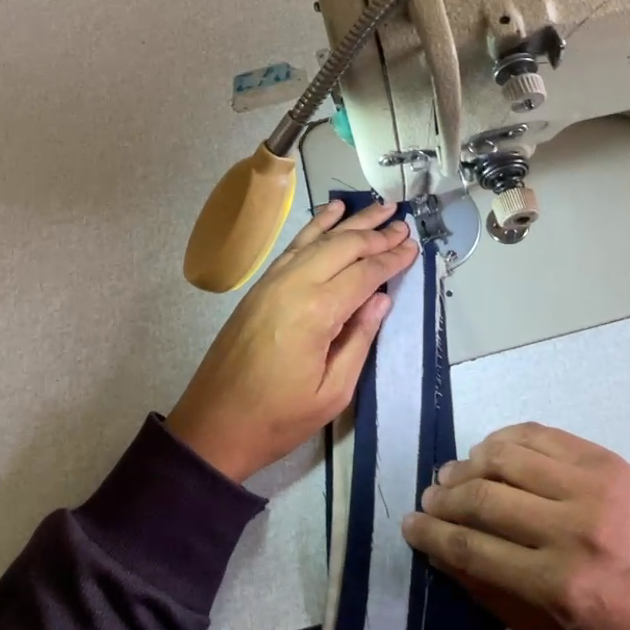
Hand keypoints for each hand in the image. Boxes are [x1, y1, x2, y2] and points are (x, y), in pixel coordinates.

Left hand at [167, 199, 416, 481]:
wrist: (213, 423)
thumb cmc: (278, 418)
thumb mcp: (333, 392)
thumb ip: (360, 339)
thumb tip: (382, 297)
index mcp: (317, 312)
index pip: (364, 273)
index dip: (392, 259)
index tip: (415, 246)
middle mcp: (294, 284)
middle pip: (343, 246)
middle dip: (377, 234)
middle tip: (404, 223)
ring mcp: (274, 280)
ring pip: (319, 238)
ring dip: (351, 222)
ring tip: (380, 206)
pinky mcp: (261, 285)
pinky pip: (295, 245)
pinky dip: (316, 226)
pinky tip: (333, 212)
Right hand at [401, 423, 629, 629]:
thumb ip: (502, 595)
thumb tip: (448, 556)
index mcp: (560, 582)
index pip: (474, 546)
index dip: (433, 534)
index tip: (410, 525)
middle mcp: (569, 527)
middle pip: (483, 496)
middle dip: (443, 497)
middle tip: (427, 498)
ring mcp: (589, 485)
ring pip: (506, 455)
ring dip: (470, 462)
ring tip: (453, 472)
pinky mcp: (605, 459)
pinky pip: (541, 434)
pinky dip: (506, 437)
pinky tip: (491, 449)